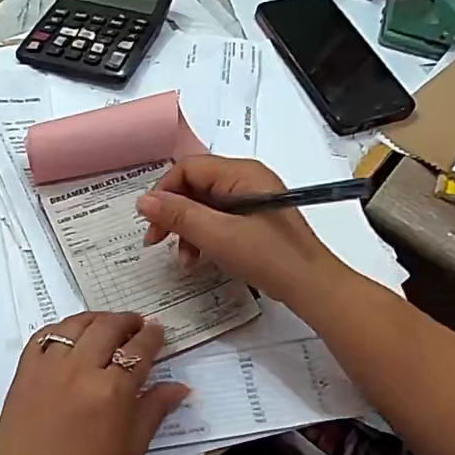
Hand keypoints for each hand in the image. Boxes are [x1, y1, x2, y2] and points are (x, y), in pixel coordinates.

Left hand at [0, 313, 189, 454]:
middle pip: (108, 328)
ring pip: (75, 325)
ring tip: (106, 325)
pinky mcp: (23, 372)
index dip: (153, 336)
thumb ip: (155, 409)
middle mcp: (81, 369)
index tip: (159, 330)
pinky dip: (60, 329)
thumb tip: (180, 387)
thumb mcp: (132, 448)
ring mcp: (48, 368)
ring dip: (96, 319)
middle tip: (137, 324)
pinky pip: (42, 337)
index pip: (140, 349)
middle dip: (128, 321)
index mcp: (114, 391)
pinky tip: (70, 336)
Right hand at [135, 155, 350, 304]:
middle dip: (173, 214)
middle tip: (156, 241)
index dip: (164, 192)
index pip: (188, 168)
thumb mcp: (218, 236)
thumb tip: (143, 201)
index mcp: (241, 173)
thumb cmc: (268, 257)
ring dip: (187, 229)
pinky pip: (219, 220)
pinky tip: (199, 258)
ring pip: (204, 206)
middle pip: (195, 186)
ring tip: (183, 258)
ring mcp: (251, 200)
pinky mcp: (254, 221)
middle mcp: (246, 180)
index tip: (150, 222)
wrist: (311, 285)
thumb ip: (179, 215)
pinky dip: (204, 237)